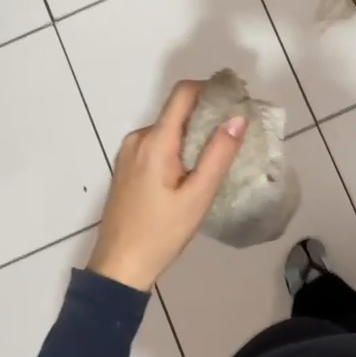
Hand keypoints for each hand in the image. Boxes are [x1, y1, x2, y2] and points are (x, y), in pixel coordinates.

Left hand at [87, 81, 246, 290]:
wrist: (118, 268)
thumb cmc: (161, 233)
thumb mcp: (197, 196)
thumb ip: (218, 154)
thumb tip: (237, 117)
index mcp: (155, 141)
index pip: (182, 94)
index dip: (210, 88)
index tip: (235, 100)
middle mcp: (138, 139)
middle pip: (176, 112)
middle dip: (206, 116)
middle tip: (235, 136)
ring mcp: (129, 153)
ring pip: (167, 130)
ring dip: (192, 135)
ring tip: (217, 159)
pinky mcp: (126, 168)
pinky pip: (156, 145)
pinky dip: (177, 149)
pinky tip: (191, 174)